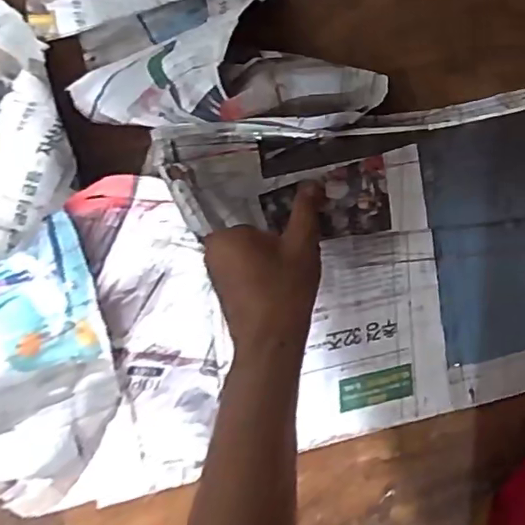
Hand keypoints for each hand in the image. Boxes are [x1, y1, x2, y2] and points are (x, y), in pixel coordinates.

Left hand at [203, 183, 323, 356]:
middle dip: (275, 221)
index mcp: (225, 235)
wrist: (272, 342)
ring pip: (250, 244)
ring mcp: (218, 271)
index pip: (249, 203)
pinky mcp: (228, 287)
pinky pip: (248, 261)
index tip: (294, 196)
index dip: (274, 199)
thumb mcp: (302, 243)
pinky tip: (288, 264)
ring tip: (300, 240)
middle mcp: (213, 250)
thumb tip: (311, 182)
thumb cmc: (284, 288)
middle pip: (250, 224)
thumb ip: (304, 210)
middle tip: (303, 220)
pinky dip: (266, 259)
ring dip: (272, 241)